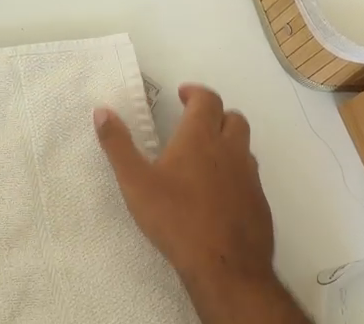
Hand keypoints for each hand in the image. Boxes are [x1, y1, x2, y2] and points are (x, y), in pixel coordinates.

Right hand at [95, 85, 282, 304]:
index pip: (208, 100)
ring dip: (228, 144)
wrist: (227, 271)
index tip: (182, 95)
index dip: (196, 92)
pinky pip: (250, 179)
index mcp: (201, 138)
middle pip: (234, 119)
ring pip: (245, 149)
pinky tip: (218, 195)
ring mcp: (250, 180)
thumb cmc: (176, 219)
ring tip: (204, 158)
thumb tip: (102, 111)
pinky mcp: (261, 206)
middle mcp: (230, 152)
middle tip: (194, 123)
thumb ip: (117, 144)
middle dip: (216, 115)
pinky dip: (236, 175)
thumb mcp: (135, 182)